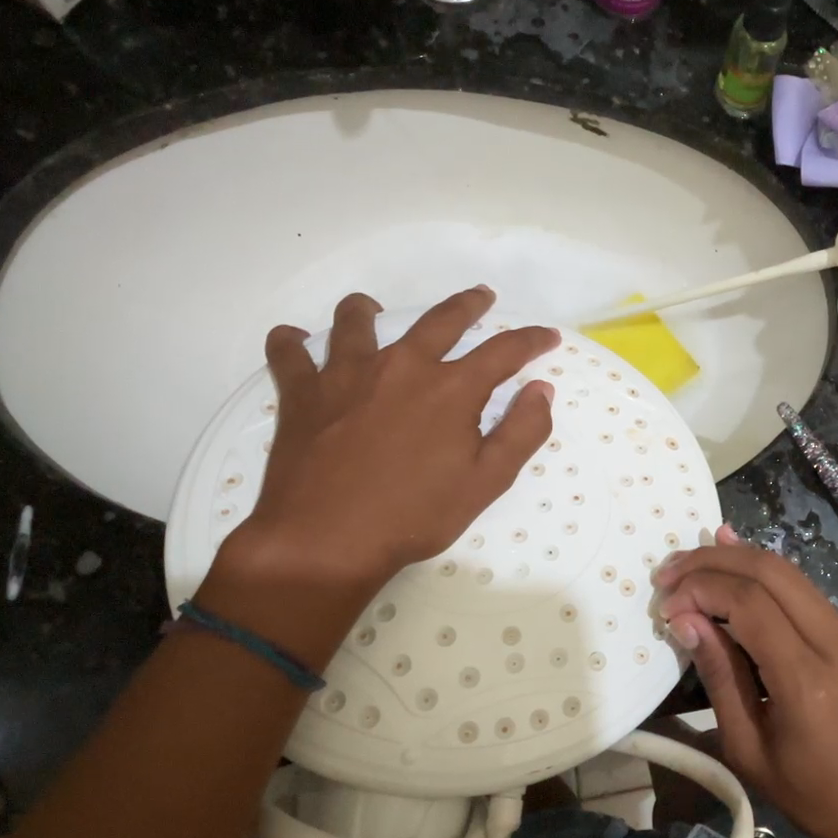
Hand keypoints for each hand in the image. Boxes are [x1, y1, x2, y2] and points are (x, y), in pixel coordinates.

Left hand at [212, 288, 556, 609]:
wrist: (325, 541)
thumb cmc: (415, 516)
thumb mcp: (487, 482)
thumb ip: (523, 431)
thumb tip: (540, 389)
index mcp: (452, 388)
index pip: (504, 350)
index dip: (531, 340)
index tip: (548, 336)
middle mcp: (402, 366)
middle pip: (441, 320)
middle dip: (468, 304)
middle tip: (482, 297)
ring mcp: (346, 375)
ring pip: (356, 321)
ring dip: (369, 310)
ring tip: (373, 309)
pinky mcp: (302, 394)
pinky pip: (289, 353)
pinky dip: (293, 343)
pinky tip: (296, 343)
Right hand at [654, 528, 837, 837]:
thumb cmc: (813, 795)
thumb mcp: (749, 749)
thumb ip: (720, 677)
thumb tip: (685, 621)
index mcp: (806, 679)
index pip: (750, 604)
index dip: (702, 591)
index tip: (666, 605)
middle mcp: (833, 641)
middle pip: (770, 572)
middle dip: (714, 562)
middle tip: (669, 573)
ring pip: (788, 571)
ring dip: (736, 560)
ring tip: (689, 564)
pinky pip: (801, 588)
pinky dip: (762, 572)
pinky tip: (732, 561)